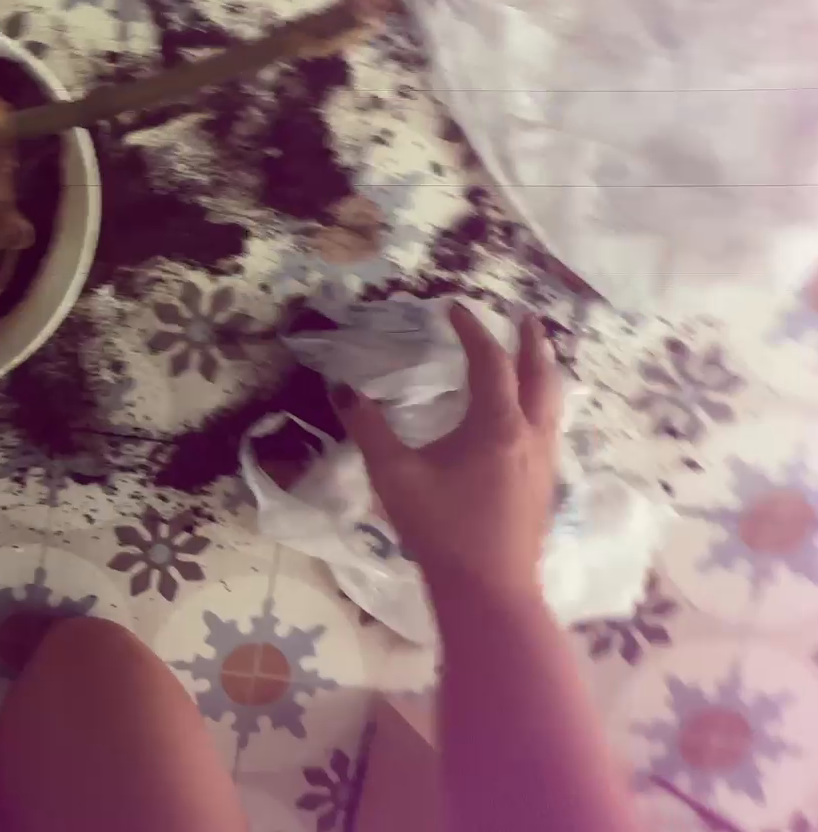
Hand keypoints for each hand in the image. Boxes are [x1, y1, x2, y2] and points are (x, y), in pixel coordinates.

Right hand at [333, 303, 561, 600]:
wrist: (486, 586)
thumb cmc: (437, 524)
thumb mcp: (391, 471)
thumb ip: (366, 425)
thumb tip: (341, 386)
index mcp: (496, 427)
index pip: (489, 364)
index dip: (471, 332)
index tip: (453, 307)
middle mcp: (530, 437)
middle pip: (540, 377)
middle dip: (531, 343)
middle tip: (523, 316)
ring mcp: (543, 461)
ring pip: (553, 402)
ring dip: (543, 371)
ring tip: (533, 355)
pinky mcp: (542, 483)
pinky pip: (550, 424)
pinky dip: (541, 400)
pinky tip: (525, 413)